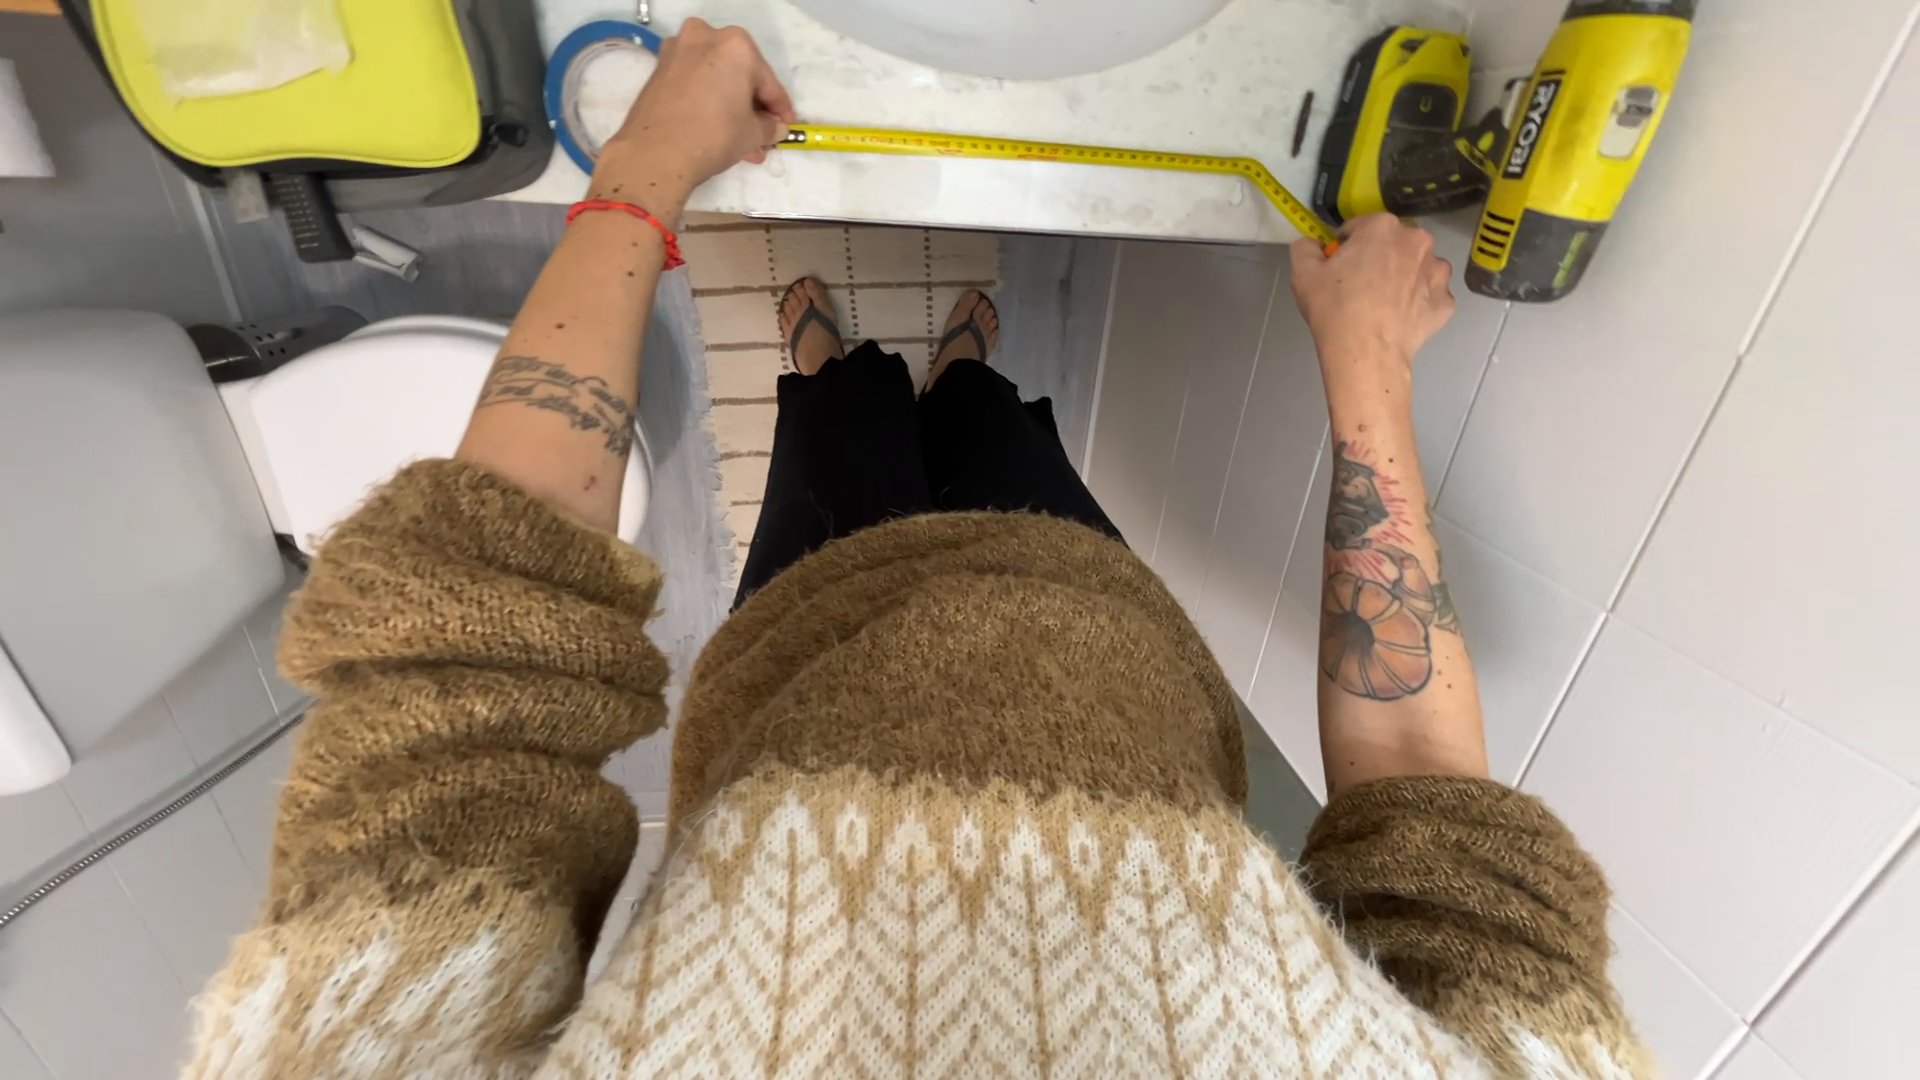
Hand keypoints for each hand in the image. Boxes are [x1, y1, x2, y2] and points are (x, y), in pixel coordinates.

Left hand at [589, 19, 796, 213]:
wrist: (658, 151)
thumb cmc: (715, 136)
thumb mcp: (753, 135)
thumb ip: (770, 127)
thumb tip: (775, 127)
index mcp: (737, 45)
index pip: (769, 82)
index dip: (781, 109)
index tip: (786, 126)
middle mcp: (707, 35)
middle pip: (741, 75)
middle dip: (753, 109)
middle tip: (763, 137)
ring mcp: (680, 47)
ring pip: (718, 79)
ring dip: (733, 108)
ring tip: (743, 143)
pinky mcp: (662, 65)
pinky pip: (697, 81)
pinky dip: (711, 101)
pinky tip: (719, 128)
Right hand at [1289, 213, 1454, 372]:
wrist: (1365, 351)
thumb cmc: (1333, 308)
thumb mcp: (1302, 274)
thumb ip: (1304, 248)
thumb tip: (1311, 244)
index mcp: (1382, 227)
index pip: (1360, 227)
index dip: (1346, 246)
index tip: (1337, 267)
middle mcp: (1417, 240)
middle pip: (1394, 243)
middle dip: (1379, 257)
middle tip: (1360, 286)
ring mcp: (1437, 270)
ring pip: (1417, 267)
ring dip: (1403, 278)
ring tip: (1383, 304)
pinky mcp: (1445, 301)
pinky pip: (1429, 296)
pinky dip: (1416, 304)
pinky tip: (1398, 319)